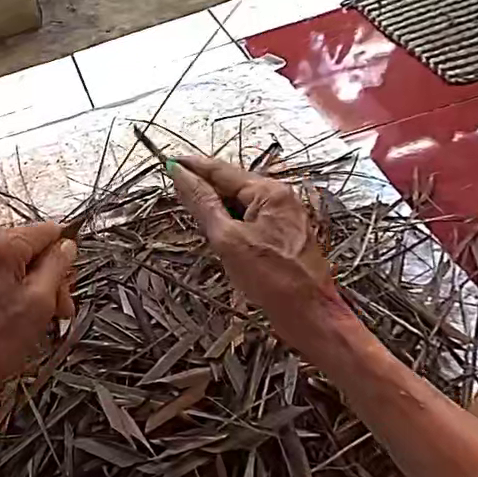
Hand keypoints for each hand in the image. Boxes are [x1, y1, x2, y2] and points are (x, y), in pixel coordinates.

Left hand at [0, 221, 76, 432]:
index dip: (65, 251)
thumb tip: (67, 247)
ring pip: (19, 261)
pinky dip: (18, 289)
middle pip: (32, 246)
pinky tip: (25, 314)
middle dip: (52, 272)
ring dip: (38, 283)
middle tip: (60, 303)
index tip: (72, 272)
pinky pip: (3, 273)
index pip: (46, 230)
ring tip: (44, 314)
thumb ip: (58, 266)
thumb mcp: (40, 302)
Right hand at [167, 155, 349, 346]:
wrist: (309, 314)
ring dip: (216, 207)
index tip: (168, 161)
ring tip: (192, 213)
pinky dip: (230, 221)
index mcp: (270, 192)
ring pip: (240, 203)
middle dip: (203, 187)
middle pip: (231, 184)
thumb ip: (201, 203)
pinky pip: (250, 218)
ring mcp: (284, 215)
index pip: (221, 170)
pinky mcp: (284, 234)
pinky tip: (218, 233)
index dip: (192, 166)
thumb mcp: (227, 239)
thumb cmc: (273, 280)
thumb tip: (180, 174)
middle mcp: (280, 197)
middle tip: (174, 189)